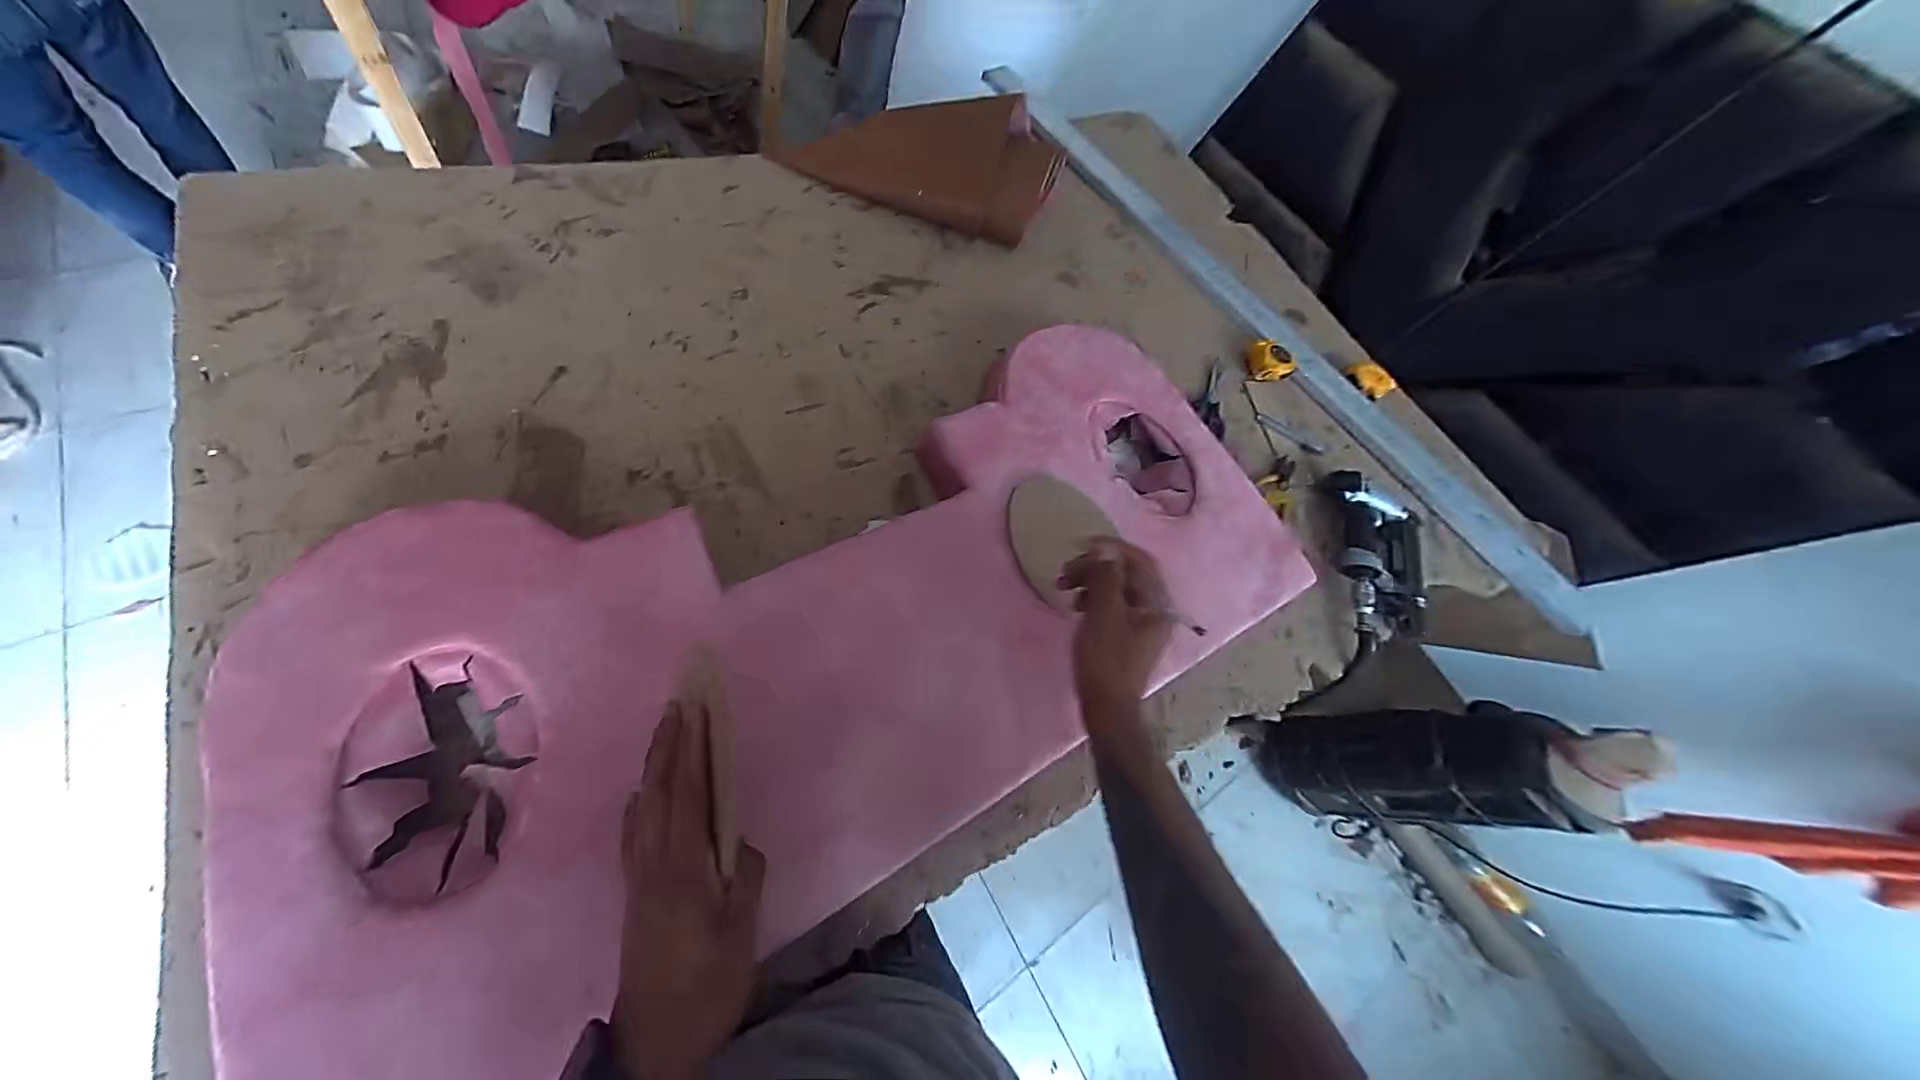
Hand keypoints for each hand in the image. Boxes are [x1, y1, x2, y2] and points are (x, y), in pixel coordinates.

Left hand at [610, 699, 765, 1079]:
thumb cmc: (707, 981)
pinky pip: (634, 832)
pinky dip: (641, 801)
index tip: (694, 711)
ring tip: (665, 736)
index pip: (687, 793)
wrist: (656, 1038)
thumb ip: (745, 875)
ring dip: (655, 767)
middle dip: (668, 745)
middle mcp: (654, 862)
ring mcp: (639, 876)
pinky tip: (644, 796)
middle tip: (677, 705)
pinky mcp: (634, 892)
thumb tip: (740, 841)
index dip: (691, 750)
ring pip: (643, 808)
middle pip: (659, 791)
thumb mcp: (742, 929)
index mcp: (683, 866)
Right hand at [1060, 537, 1173, 714]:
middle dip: (1096, 566)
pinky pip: (1113, 606)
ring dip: (1091, 582)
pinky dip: (1094, 599)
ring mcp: (1143, 624)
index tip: (1083, 545)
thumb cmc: (1105, 659)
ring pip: (1118, 589)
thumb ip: (1105, 577)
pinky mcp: (1128, 636)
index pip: (1140, 561)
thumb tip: (1103, 550)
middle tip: (1065, 572)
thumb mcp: (1103, 613)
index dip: (1113, 548)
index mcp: (1157, 603)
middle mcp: (1156, 610)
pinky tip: (1076, 606)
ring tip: (1065, 588)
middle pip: (1127, 574)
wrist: (1107, 707)